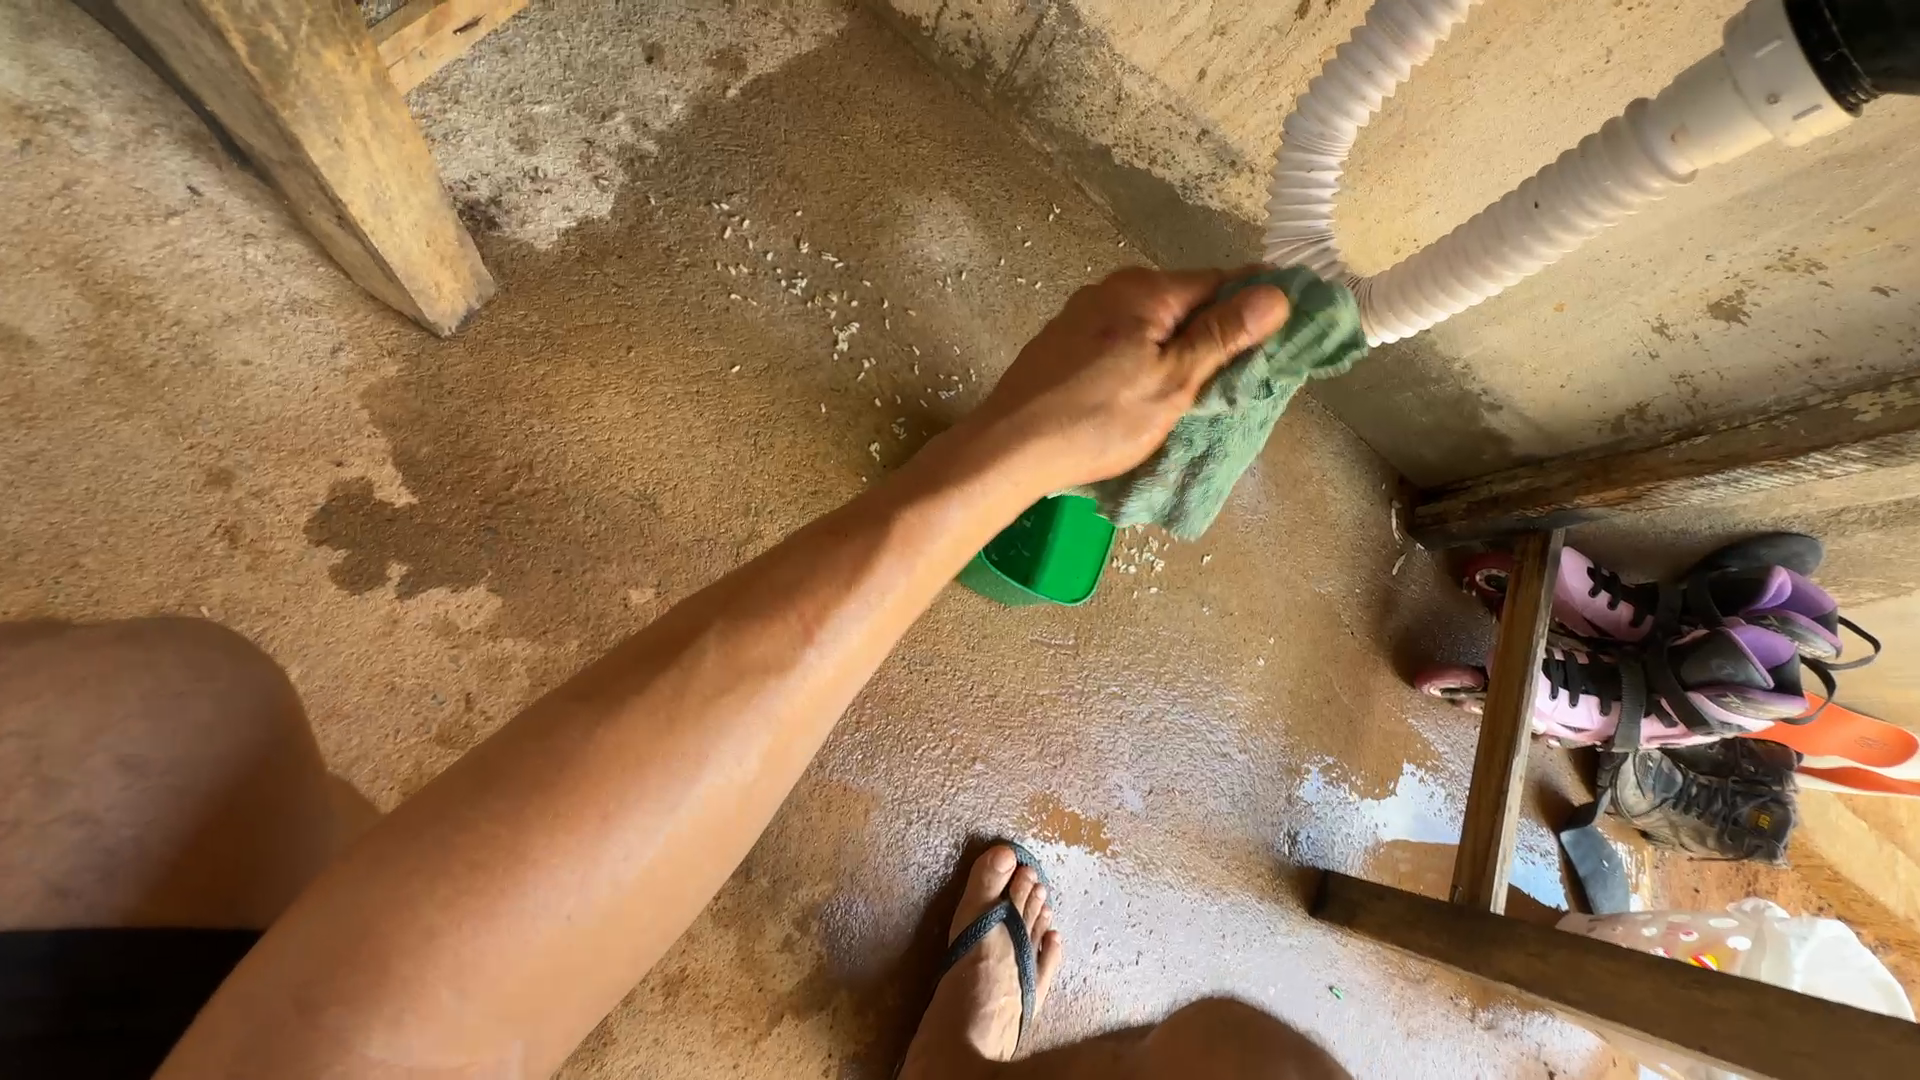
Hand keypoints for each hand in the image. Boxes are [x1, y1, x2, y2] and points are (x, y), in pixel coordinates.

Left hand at [958, 266, 1290, 495]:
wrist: (1009, 448)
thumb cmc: (1097, 419)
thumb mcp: (1172, 381)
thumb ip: (1221, 335)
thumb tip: (1275, 292)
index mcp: (1144, 290)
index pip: (1221, 281)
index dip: (1254, 307)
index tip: (1280, 337)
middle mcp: (1110, 290)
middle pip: (1183, 303)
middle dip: (1213, 335)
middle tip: (1234, 381)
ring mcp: (1080, 317)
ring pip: (1149, 326)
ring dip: (1175, 352)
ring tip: (1190, 396)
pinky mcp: (1062, 346)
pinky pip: (1119, 344)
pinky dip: (1140, 362)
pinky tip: (1139, 396)